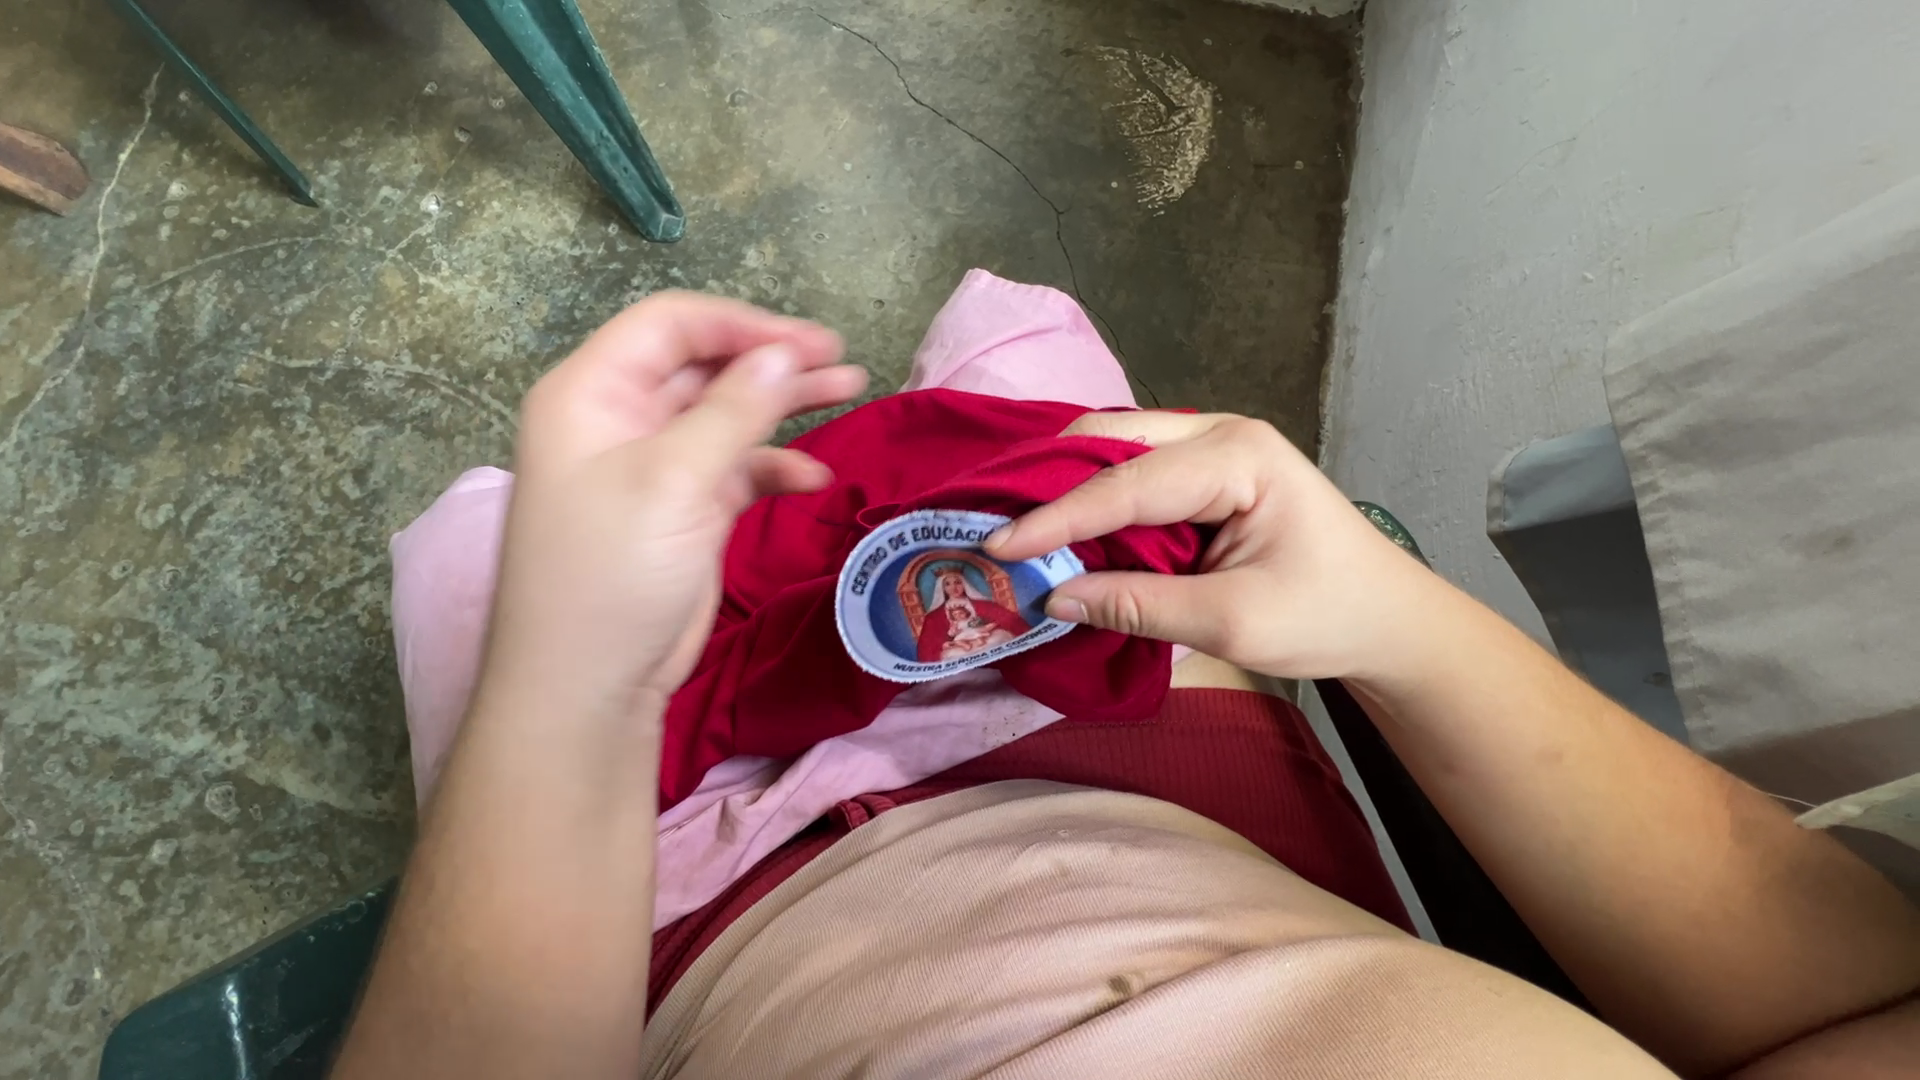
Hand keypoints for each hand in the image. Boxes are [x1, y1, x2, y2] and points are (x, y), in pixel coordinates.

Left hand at [479, 292, 867, 727]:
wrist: (591, 685)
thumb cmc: (613, 570)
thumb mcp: (673, 479)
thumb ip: (734, 410)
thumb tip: (787, 352)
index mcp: (593, 393)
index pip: (671, 327)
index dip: (742, 325)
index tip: (811, 343)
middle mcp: (623, 420)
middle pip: (706, 367)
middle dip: (774, 361)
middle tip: (842, 362)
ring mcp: (658, 467)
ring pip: (730, 416)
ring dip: (785, 406)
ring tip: (852, 392)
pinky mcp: (688, 510)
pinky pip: (739, 470)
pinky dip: (776, 468)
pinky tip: (814, 478)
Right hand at [985, 411, 1447, 683]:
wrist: (1388, 620)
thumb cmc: (1326, 616)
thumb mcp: (1232, 621)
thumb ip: (1137, 605)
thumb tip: (1052, 597)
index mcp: (1238, 458)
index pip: (1127, 483)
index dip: (1057, 517)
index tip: (998, 544)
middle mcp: (1219, 434)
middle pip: (1111, 439)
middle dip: (1051, 481)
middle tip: (998, 523)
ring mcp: (1210, 447)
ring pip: (1114, 450)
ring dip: (1067, 488)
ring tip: (1020, 527)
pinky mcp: (1201, 473)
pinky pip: (1130, 474)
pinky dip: (1092, 501)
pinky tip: (1065, 528)